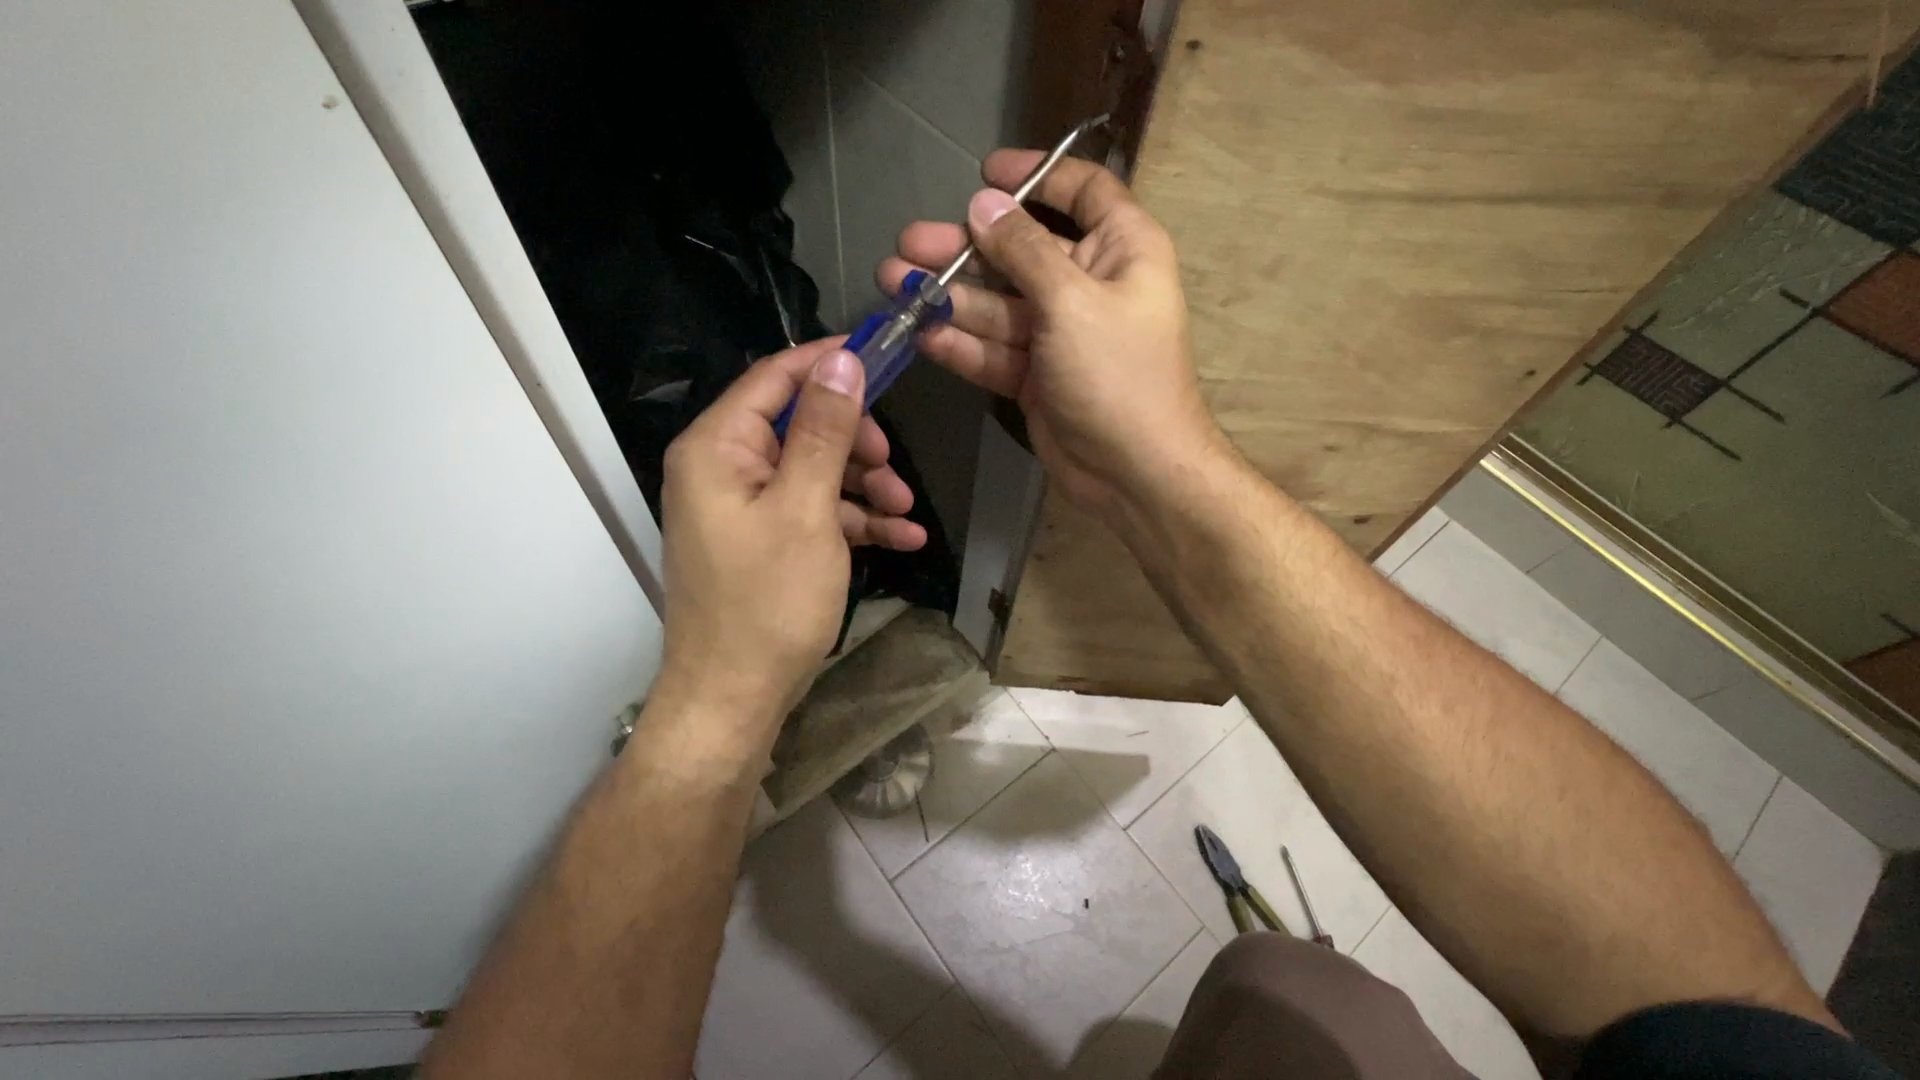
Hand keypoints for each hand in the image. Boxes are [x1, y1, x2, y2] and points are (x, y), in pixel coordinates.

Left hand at [653, 339, 926, 763]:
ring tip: (905, 515)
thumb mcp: (805, 510)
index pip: (774, 378)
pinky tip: (903, 540)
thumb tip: (842, 361)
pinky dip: (854, 522)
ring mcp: (742, 508)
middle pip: (800, 426)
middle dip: (856, 443)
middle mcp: (723, 468)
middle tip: (893, 467)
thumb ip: (824, 431)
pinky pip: (813, 513)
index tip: (885, 357)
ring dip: (865, 487)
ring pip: (814, 472)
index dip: (829, 363)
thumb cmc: (767, 602)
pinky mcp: (763, 542)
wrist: (735, 698)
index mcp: (717, 448)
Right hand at [878, 150, 1228, 519]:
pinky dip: (961, 344)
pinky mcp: (1036, 377)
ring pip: (998, 304)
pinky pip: (994, 350)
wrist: (1136, 472)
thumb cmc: (1118, 373)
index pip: (1083, 191)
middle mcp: (1089, 284)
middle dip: (966, 246)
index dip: (1036, 177)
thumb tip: (984, 204)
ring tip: (892, 280)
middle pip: (1021, 251)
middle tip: (910, 241)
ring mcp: (1060, 334)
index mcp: (1120, 249)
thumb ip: (1024, 250)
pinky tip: (920, 333)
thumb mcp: (1072, 300)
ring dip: (948, 295)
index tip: (985, 173)